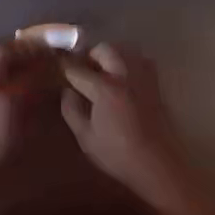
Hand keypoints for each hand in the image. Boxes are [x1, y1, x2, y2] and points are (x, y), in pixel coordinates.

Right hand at [60, 44, 214, 214]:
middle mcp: (125, 75)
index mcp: (104, 89)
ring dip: (111, 54)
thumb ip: (72, 110)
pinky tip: (123, 77)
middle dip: (89, 54)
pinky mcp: (156, 84)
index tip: (56, 65)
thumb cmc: (118, 155)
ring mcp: (143, 78)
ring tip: (102, 70)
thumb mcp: (86, 138)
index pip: (78, 69)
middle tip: (81, 68)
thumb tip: (67, 91)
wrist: (158, 165)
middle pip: (105, 49)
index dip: (64, 66)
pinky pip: (142, 60)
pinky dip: (130, 61)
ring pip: (125, 49)